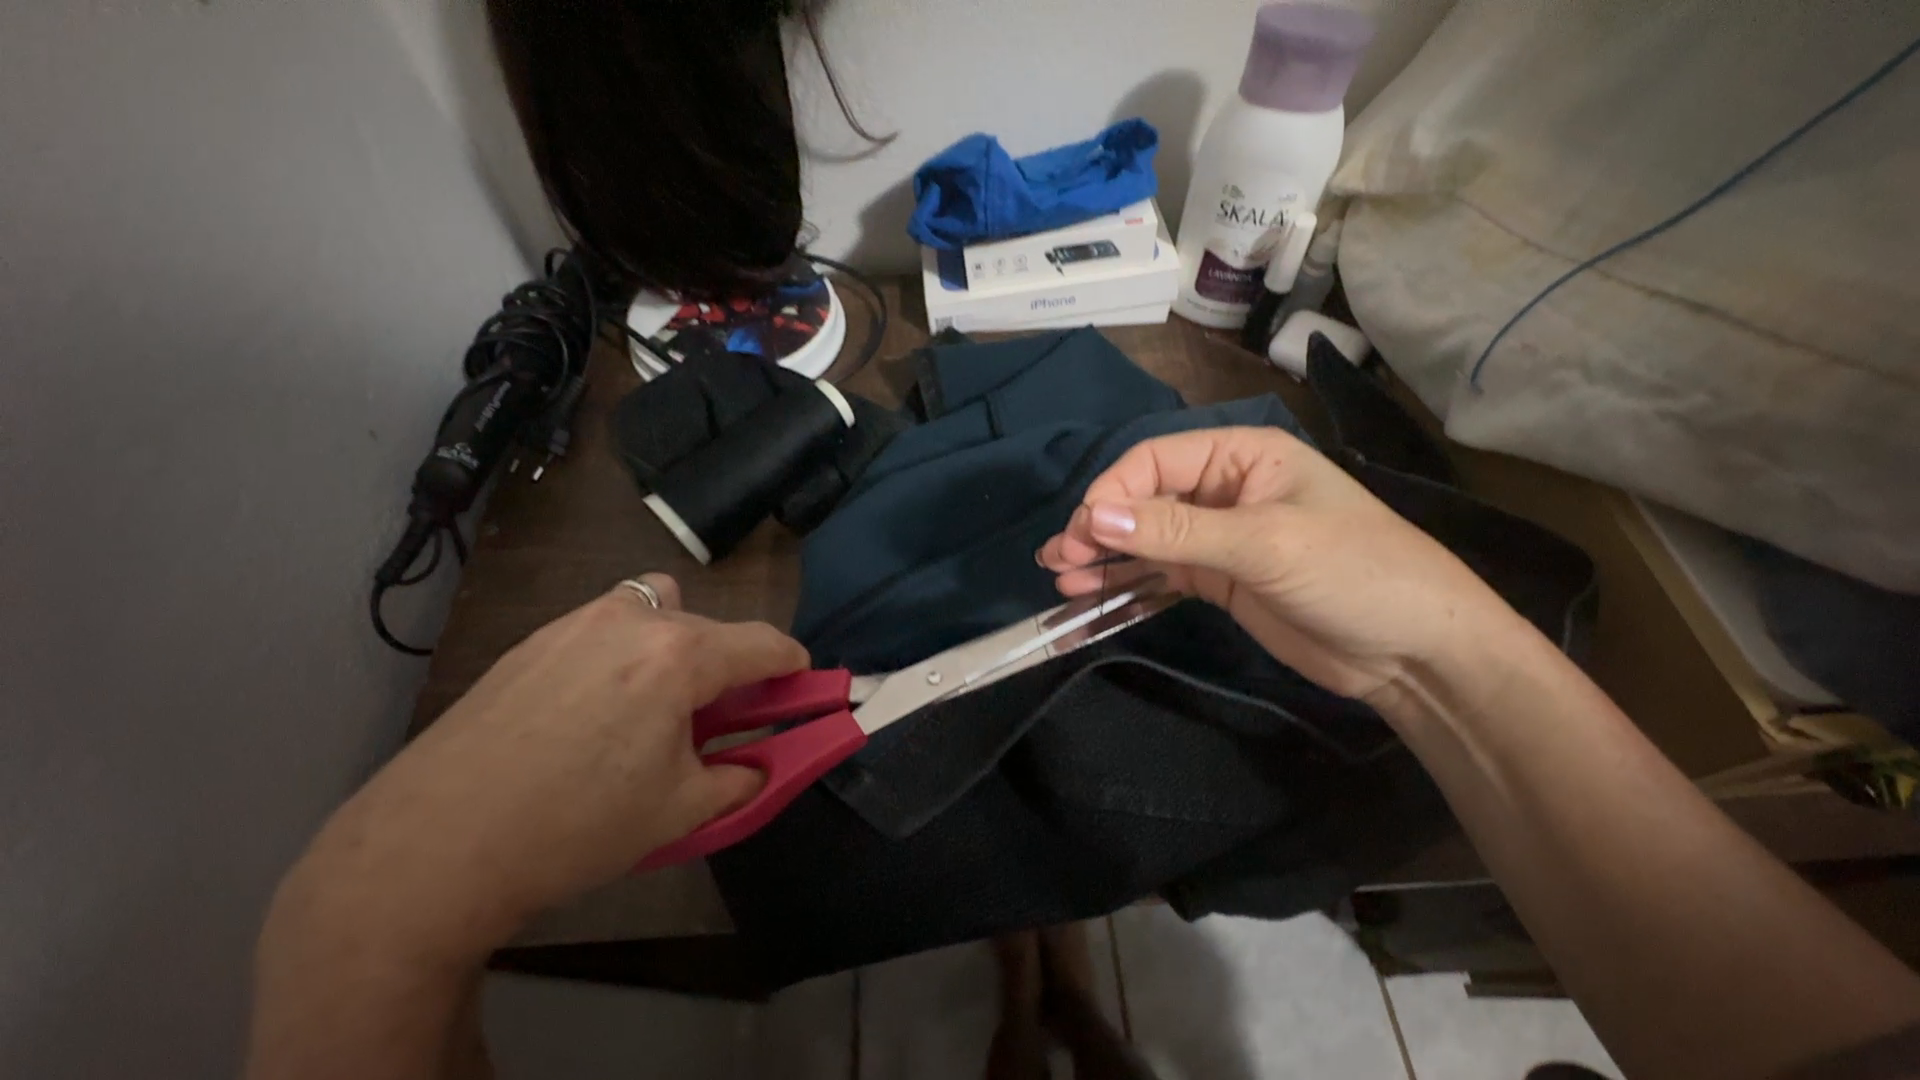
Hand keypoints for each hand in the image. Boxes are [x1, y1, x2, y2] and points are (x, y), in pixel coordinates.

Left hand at [278, 575, 806, 959]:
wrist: (435, 843)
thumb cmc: (576, 827)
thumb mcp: (680, 811)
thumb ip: (738, 779)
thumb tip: (757, 766)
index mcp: (680, 656)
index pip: (764, 643)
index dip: (794, 666)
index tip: (802, 687)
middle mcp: (633, 619)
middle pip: (711, 626)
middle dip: (732, 665)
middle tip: (724, 718)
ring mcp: (576, 621)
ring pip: (655, 608)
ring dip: (677, 641)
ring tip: (657, 702)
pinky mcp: (533, 639)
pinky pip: (605, 624)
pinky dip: (626, 650)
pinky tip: (594, 712)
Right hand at [1037, 428, 1518, 705]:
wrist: (1415, 651)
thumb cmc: (1353, 573)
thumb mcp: (1265, 544)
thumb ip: (1178, 532)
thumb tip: (1095, 518)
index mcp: (1243, 456)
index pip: (1157, 461)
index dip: (1114, 493)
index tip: (1084, 533)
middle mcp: (1226, 490)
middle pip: (1145, 500)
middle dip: (1101, 527)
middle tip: (1061, 561)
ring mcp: (1222, 538)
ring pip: (1148, 539)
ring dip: (1106, 557)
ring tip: (1063, 580)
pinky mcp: (1221, 581)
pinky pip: (1162, 573)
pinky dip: (1128, 582)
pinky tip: (1094, 593)